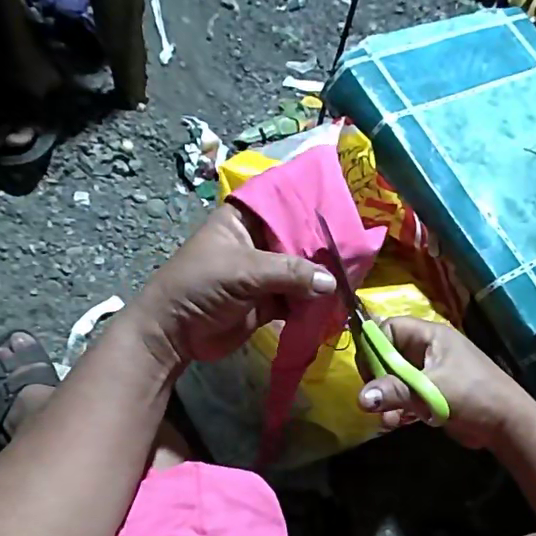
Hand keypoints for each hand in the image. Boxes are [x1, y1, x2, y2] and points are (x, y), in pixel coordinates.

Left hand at [127, 203, 336, 370]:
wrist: (174, 334)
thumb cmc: (199, 286)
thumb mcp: (242, 271)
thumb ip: (288, 272)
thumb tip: (332, 282)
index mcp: (244, 219)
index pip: (284, 202)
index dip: (311, 204)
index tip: (346, 205)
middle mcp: (257, 241)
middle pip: (298, 238)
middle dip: (324, 246)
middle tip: (360, 249)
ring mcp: (264, 272)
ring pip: (301, 270)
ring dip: (322, 277)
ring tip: (355, 277)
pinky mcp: (268, 301)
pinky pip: (297, 297)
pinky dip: (313, 302)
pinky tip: (336, 302)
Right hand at [356, 318, 534, 448]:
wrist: (509, 426)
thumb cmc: (473, 396)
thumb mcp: (431, 391)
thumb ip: (395, 392)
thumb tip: (360, 398)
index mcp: (431, 336)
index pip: (389, 328)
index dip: (374, 345)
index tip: (368, 370)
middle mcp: (429, 350)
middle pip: (388, 355)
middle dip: (378, 377)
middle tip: (374, 395)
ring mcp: (431, 373)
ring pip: (395, 379)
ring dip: (387, 397)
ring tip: (384, 416)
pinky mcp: (433, 395)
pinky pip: (406, 396)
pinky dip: (398, 409)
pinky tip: (394, 423)